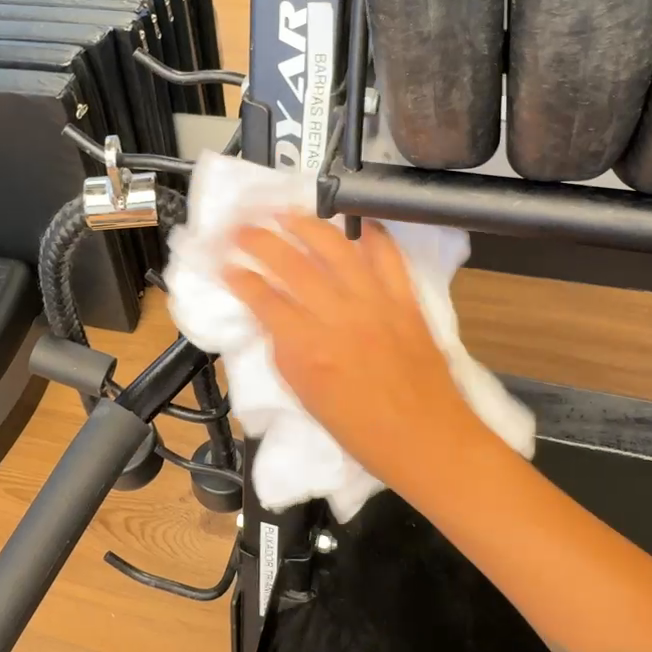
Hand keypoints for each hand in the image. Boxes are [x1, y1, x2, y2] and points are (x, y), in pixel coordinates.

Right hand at [222, 213, 496, 495]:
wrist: (425, 439)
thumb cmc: (361, 430)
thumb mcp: (305, 395)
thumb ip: (284, 350)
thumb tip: (271, 317)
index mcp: (307, 348)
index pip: (262, 297)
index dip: (238, 276)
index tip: (225, 265)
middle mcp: (338, 316)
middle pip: (291, 263)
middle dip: (259, 240)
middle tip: (241, 228)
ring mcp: (375, 301)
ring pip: (334, 246)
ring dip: (304, 224)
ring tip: (284, 212)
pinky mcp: (404, 298)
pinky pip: (387, 254)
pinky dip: (369, 233)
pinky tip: (353, 221)